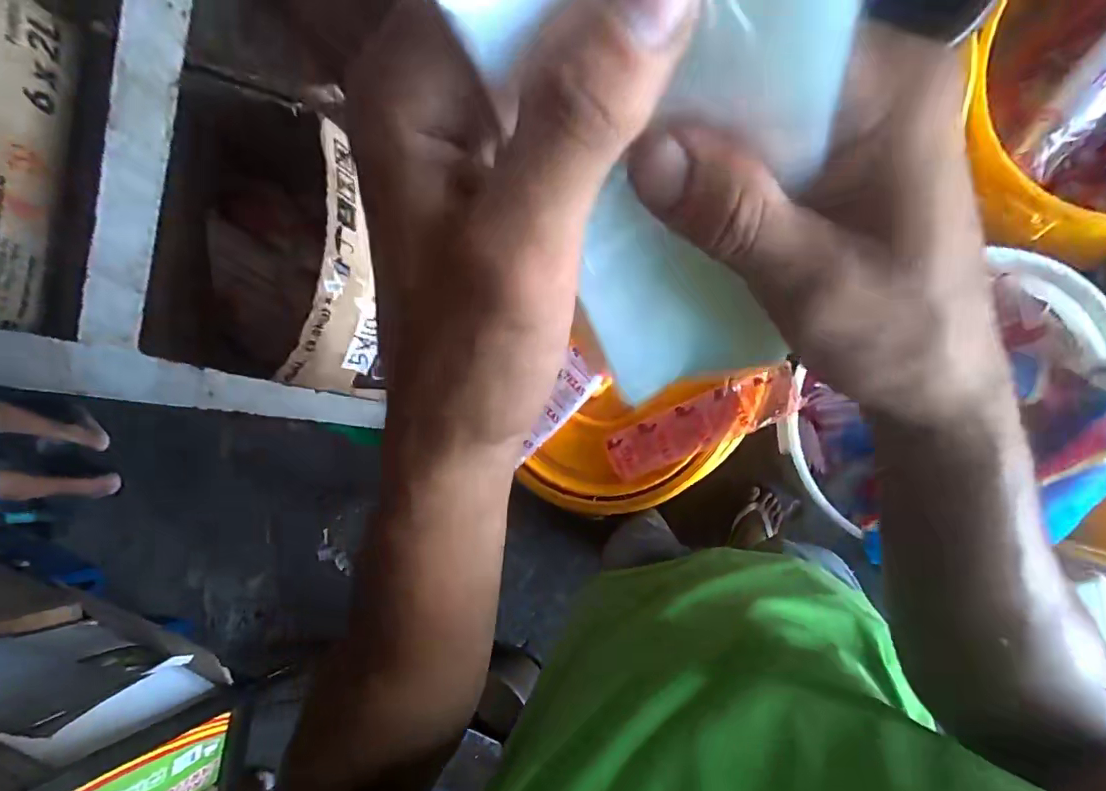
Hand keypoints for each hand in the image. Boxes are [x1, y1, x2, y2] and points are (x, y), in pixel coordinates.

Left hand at [345, 0, 697, 461]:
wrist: (460, 432)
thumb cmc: (477, 355)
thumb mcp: (526, 240)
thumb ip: (580, 120)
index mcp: (410, 90)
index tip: (674, 1)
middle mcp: (425, 94)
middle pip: (523, 11)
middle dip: (605, 11)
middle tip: (694, 16)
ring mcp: (460, 135)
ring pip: (544, 54)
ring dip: (613, 45)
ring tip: (690, 40)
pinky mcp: (493, 173)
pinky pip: (554, 107)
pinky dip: (606, 98)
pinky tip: (659, 99)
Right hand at [626, 23, 1008, 426]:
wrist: (936, 384)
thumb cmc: (896, 337)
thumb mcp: (813, 283)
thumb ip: (736, 217)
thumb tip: (645, 151)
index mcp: (893, 86)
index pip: (780, 35)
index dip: (700, 62)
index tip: (630, 103)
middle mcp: (879, 83)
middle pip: (764, 68)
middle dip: (693, 106)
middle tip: (619, 146)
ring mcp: (857, 125)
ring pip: (757, 112)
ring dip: (701, 146)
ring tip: (635, 173)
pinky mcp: (838, 165)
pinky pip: (765, 152)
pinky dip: (722, 177)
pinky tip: (679, 202)